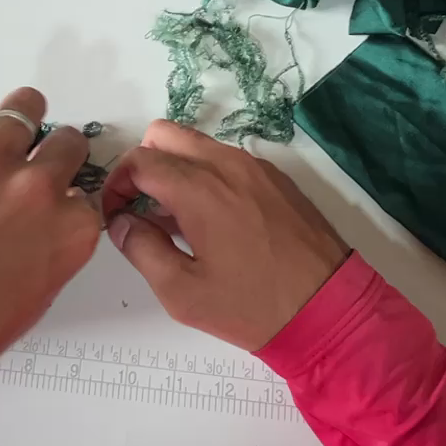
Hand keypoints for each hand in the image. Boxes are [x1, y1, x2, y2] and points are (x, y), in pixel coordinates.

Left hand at [0, 80, 100, 367]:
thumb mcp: (36, 293)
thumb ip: (52, 245)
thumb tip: (42, 220)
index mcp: (71, 229)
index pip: (84, 194)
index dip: (61, 199)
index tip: (42, 207)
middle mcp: (39, 184)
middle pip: (65, 141)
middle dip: (48, 155)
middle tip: (19, 172)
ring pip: (24, 103)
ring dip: (15, 119)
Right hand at [101, 121, 348, 350]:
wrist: (330, 311)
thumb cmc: (252, 307)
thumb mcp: (183, 292)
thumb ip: (141, 249)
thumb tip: (121, 222)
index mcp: (199, 188)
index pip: (139, 161)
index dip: (116, 184)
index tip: (115, 214)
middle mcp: (226, 164)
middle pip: (164, 134)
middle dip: (142, 164)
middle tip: (140, 206)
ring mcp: (255, 167)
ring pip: (197, 143)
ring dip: (174, 167)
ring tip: (174, 218)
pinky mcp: (275, 177)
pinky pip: (226, 158)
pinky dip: (205, 173)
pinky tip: (211, 219)